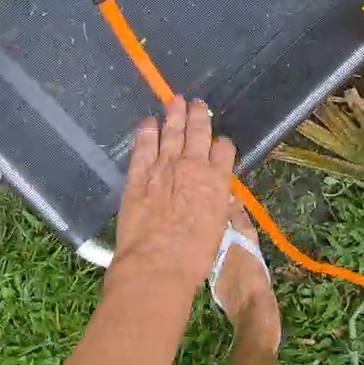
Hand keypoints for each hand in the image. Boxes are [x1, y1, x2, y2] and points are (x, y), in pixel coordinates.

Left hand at [109, 96, 236, 297]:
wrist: (158, 264)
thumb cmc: (194, 256)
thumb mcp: (218, 229)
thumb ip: (218, 206)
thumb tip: (220, 198)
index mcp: (218, 180)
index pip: (224, 149)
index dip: (221, 143)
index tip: (218, 142)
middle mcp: (193, 166)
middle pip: (199, 131)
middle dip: (199, 115)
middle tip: (197, 103)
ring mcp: (164, 166)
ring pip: (172, 131)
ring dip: (174, 114)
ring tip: (175, 101)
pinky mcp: (139, 173)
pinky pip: (144, 144)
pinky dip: (146, 131)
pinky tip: (148, 122)